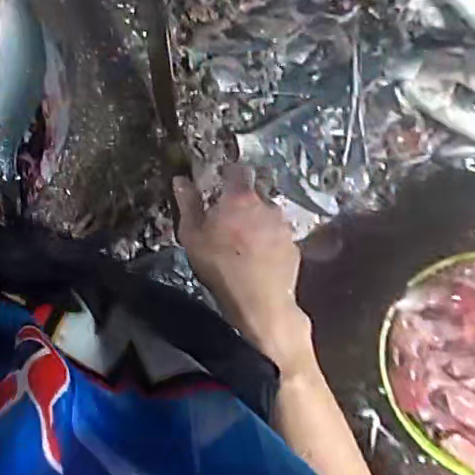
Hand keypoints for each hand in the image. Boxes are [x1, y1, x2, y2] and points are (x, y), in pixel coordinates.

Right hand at [175, 164, 313, 371]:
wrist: (260, 304)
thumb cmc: (220, 267)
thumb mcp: (192, 236)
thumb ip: (188, 204)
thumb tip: (180, 180)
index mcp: (240, 198)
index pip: (238, 170)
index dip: (229, 173)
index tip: (220, 181)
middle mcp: (266, 205)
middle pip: (253, 194)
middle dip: (242, 202)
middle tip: (227, 220)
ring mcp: (284, 225)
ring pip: (267, 215)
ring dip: (257, 221)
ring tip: (243, 242)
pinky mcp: (294, 245)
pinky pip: (278, 235)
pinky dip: (269, 240)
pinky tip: (258, 256)